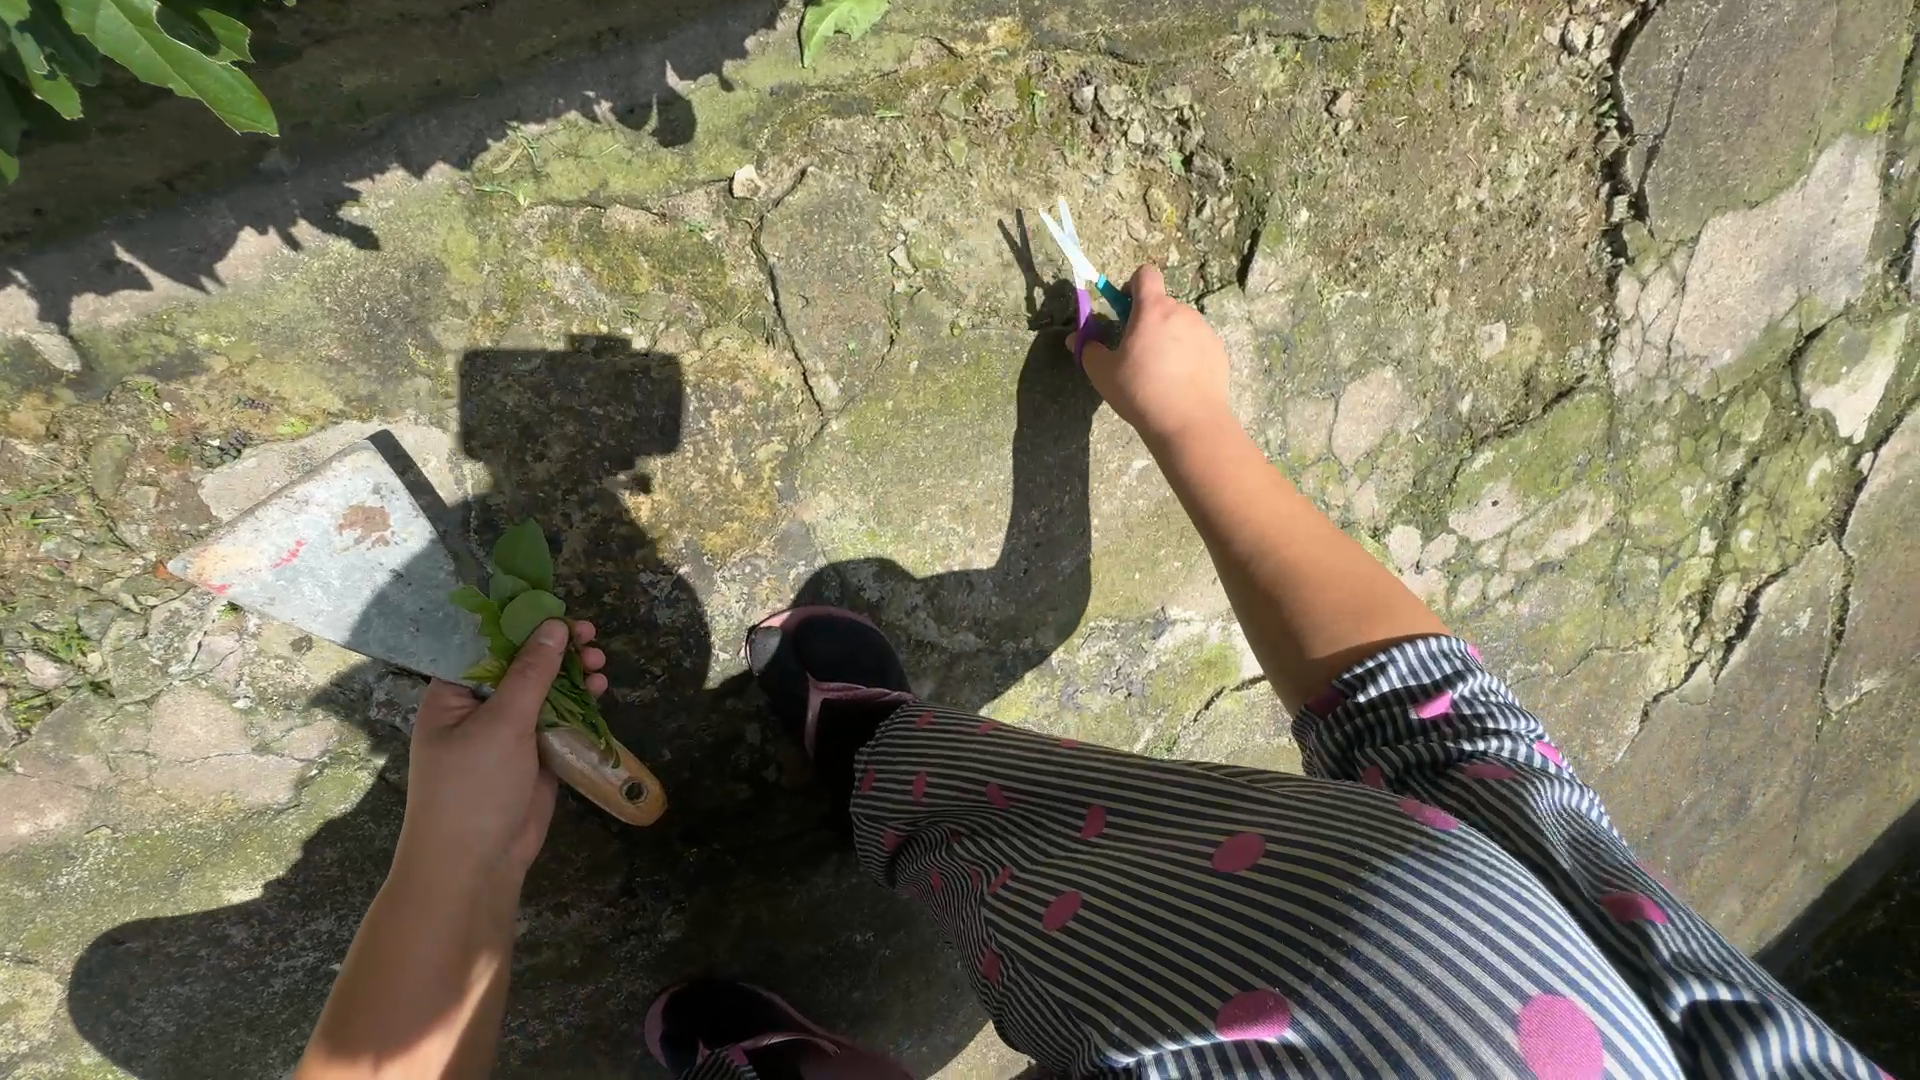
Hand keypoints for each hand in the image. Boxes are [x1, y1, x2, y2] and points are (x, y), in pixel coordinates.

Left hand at [396, 619, 607, 884]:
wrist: (477, 862)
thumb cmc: (473, 787)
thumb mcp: (502, 724)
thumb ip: (532, 672)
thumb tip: (555, 625)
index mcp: (452, 696)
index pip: (486, 646)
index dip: (522, 625)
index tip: (559, 610)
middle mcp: (479, 709)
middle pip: (522, 665)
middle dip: (556, 649)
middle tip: (591, 634)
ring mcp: (508, 732)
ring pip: (546, 689)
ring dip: (573, 673)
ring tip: (601, 662)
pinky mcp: (535, 752)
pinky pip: (559, 716)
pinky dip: (580, 701)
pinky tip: (600, 689)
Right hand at [1076, 264, 1234, 447]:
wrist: (1188, 421)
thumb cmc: (1140, 391)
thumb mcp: (1103, 373)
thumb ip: (1088, 350)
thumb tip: (1076, 339)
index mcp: (1153, 310)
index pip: (1145, 274)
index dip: (1133, 285)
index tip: (1125, 309)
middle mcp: (1182, 312)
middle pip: (1162, 304)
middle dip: (1149, 320)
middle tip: (1137, 353)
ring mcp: (1204, 331)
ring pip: (1181, 325)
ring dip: (1169, 338)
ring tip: (1160, 373)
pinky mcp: (1218, 351)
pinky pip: (1198, 344)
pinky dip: (1187, 355)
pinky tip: (1180, 383)